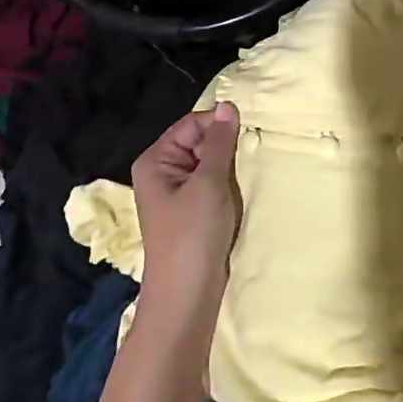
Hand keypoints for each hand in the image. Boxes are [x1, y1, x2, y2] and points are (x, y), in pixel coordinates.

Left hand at [132, 103, 242, 306]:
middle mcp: (159, 172)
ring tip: (239, 183)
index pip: (189, 124)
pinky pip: (208, 187)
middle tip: (244, 163)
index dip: (217, 124)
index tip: (247, 131)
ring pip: (206, 166)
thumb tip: (227, 105)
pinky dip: (223, 189)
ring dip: (225, 171)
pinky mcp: (187, 213)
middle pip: (196, 143)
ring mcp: (173, 194)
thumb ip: (219, 143)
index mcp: (155, 160)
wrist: (186, 296)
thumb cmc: (193, 234)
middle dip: (222, 150)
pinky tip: (234, 199)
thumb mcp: (209, 182)